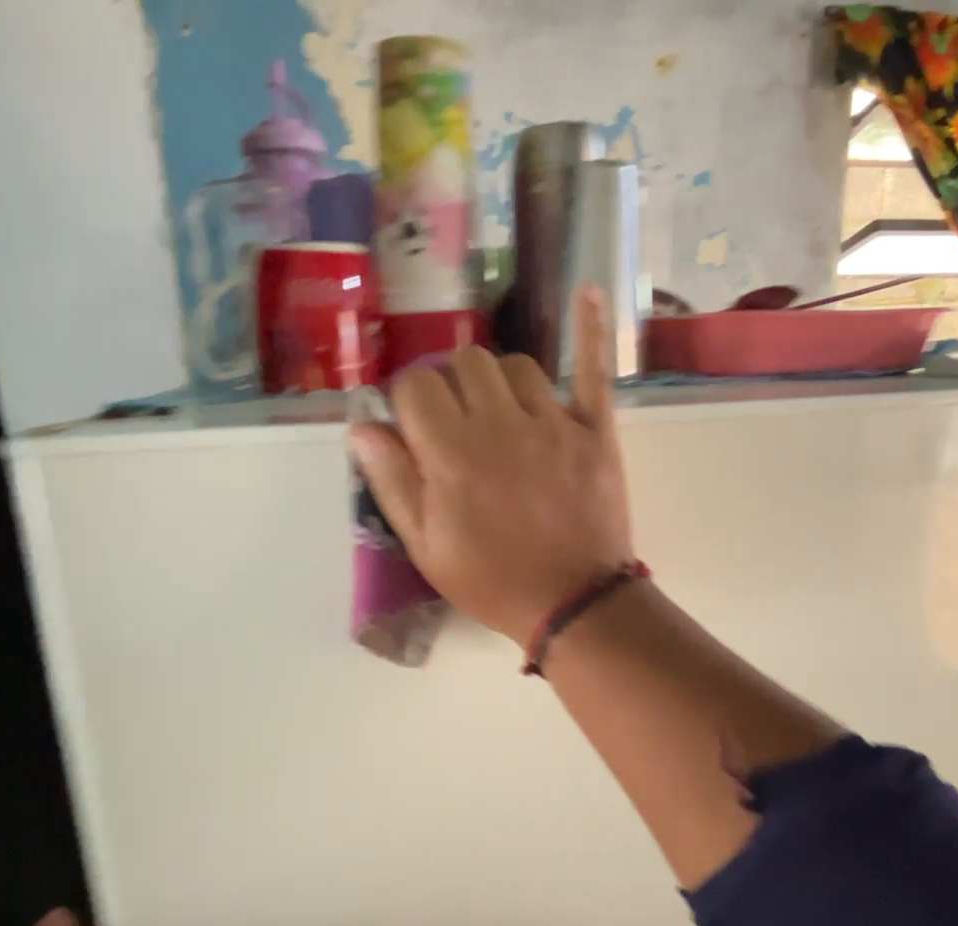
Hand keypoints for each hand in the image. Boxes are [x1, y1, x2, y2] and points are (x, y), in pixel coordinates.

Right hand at [349, 286, 632, 646]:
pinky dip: (590, 329)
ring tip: (498, 410)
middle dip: (451, 386)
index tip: (415, 426)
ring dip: (498, 379)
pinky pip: (593, 369)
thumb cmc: (491, 580)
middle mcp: (500, 424)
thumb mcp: (425, 545)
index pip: (416, 387)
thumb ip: (393, 481)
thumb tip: (362, 426)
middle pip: (465, 365)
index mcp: (452, 454)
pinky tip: (586, 289)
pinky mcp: (595, 430)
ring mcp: (553, 422)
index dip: (409, 402)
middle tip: (456, 421)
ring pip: (517, 365)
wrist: (574, 603)